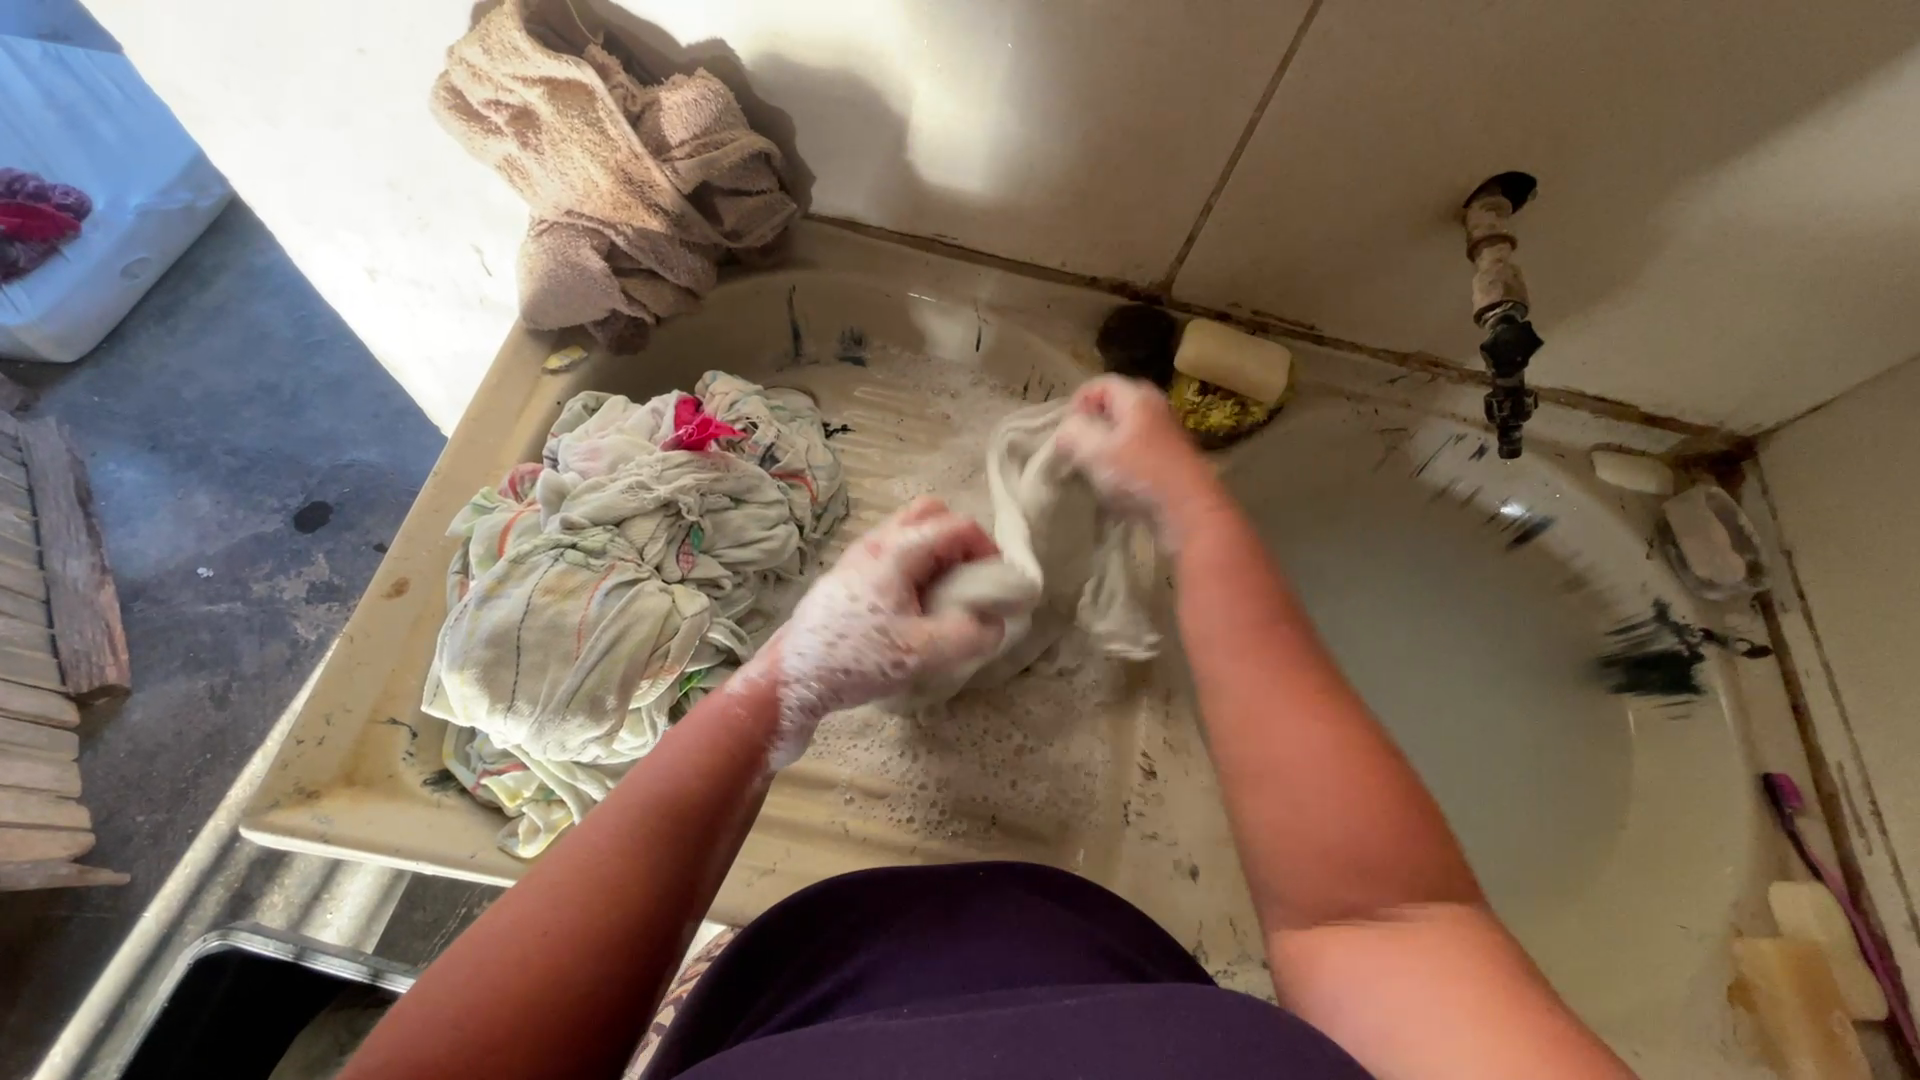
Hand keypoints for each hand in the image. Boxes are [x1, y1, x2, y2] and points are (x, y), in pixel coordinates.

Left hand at [753, 497, 1005, 767]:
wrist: (793, 677)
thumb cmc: (856, 659)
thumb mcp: (921, 653)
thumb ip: (968, 635)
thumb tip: (996, 624)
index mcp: (896, 552)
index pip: (957, 526)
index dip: (987, 549)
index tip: (997, 584)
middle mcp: (877, 543)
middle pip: (930, 513)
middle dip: (960, 539)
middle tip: (970, 578)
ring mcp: (860, 557)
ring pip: (910, 532)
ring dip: (937, 553)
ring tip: (946, 596)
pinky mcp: (851, 577)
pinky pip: (895, 553)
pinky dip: (917, 566)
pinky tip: (916, 608)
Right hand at [1053, 374, 1216, 530]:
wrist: (1189, 510)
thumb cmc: (1140, 474)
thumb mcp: (1096, 451)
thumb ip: (1073, 433)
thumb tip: (1066, 430)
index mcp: (1138, 399)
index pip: (1101, 384)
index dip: (1078, 402)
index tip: (1066, 429)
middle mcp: (1155, 410)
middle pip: (1114, 408)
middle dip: (1091, 425)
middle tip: (1076, 447)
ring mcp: (1165, 436)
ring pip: (1126, 432)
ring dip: (1105, 447)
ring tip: (1091, 469)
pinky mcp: (1169, 462)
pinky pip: (1137, 454)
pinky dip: (1121, 464)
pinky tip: (1113, 485)